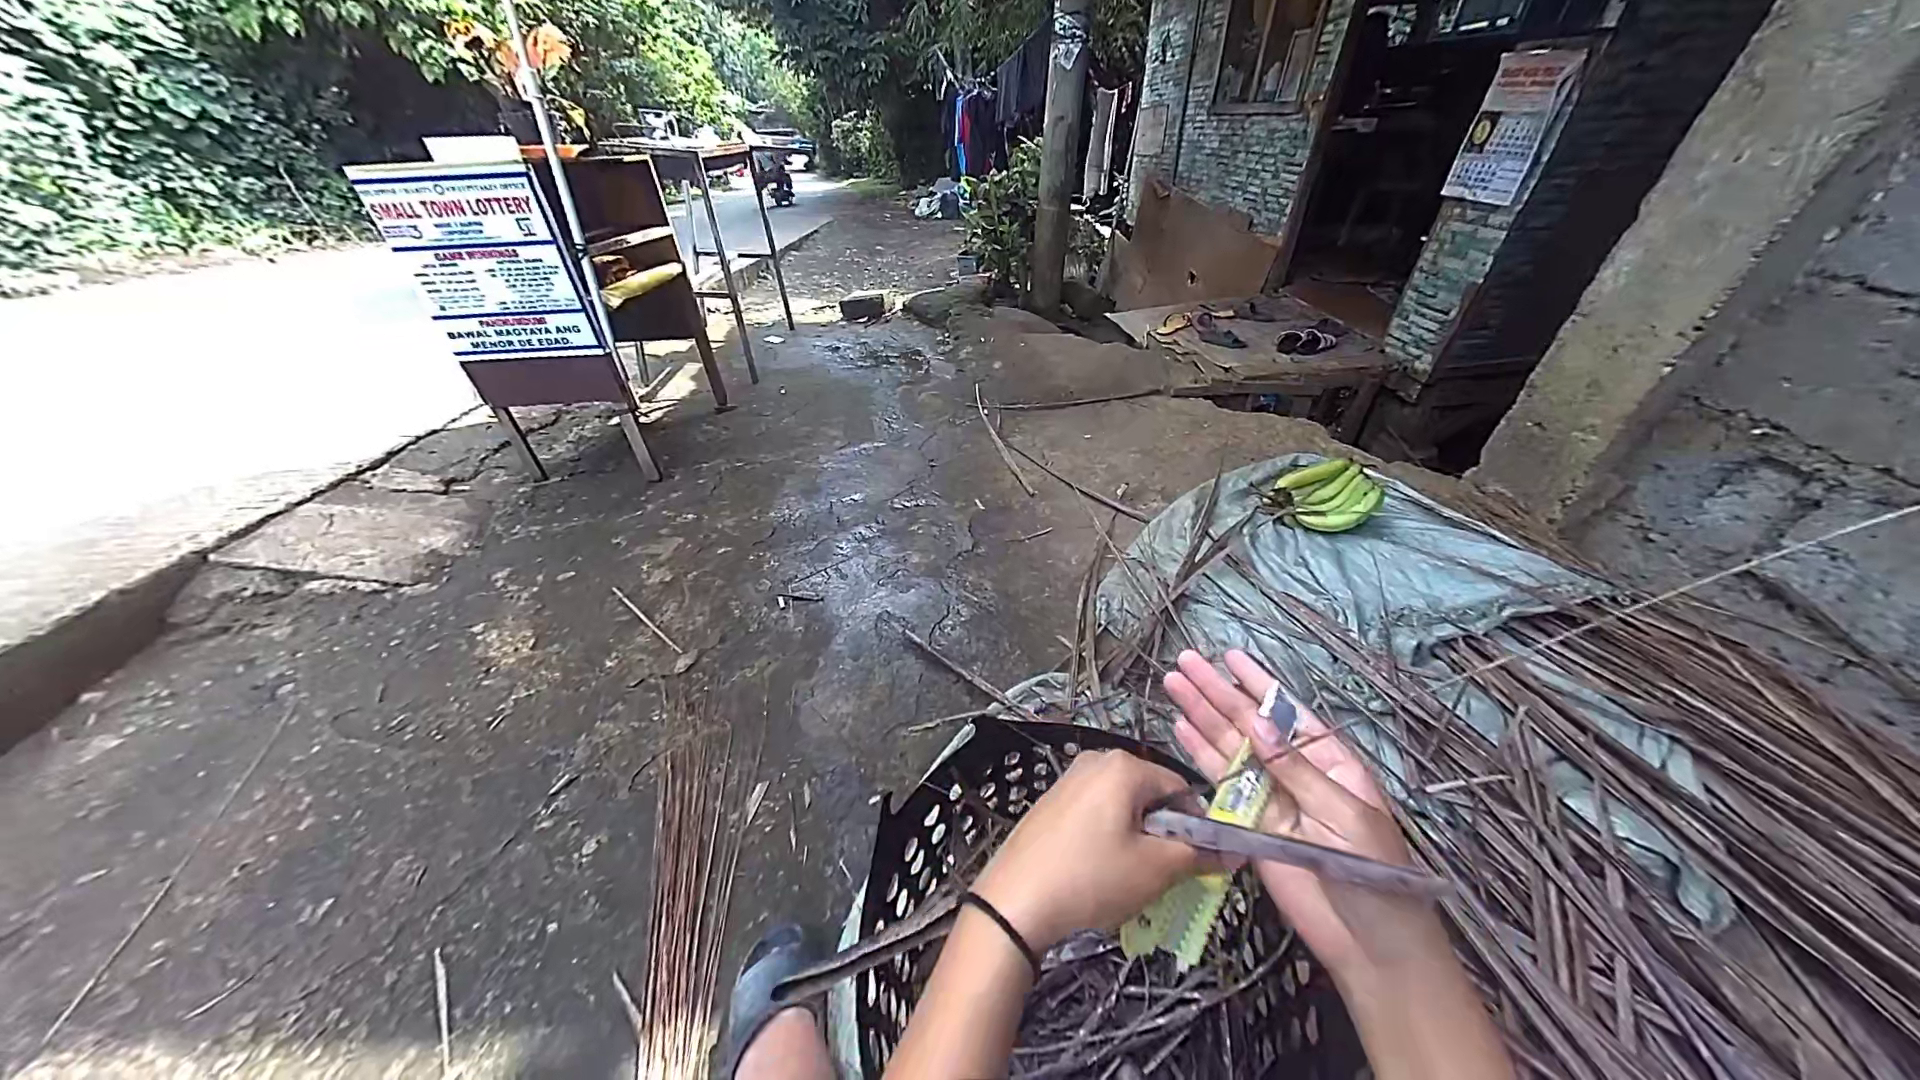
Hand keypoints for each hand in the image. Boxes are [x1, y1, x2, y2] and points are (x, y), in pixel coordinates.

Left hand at [971, 749, 1206, 952]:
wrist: (1016, 898)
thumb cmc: (1091, 876)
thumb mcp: (1155, 869)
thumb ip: (1198, 854)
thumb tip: (1232, 851)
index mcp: (1123, 766)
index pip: (1182, 787)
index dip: (1197, 825)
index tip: (1199, 861)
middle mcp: (1095, 761)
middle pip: (1151, 795)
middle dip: (1163, 833)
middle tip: (1159, 872)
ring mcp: (1070, 778)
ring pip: (1123, 806)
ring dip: (1136, 838)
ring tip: (1125, 876)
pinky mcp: (1053, 800)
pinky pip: (1096, 812)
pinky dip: (1108, 836)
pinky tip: (1097, 870)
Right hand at [1165, 649, 1451, 985]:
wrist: (1369, 945)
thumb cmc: (1376, 874)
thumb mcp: (1344, 814)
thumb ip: (1295, 768)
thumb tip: (1255, 721)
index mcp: (1328, 761)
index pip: (1286, 710)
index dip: (1257, 681)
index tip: (1229, 654)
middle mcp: (1293, 770)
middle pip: (1247, 722)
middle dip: (1216, 691)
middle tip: (1184, 662)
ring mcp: (1267, 795)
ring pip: (1227, 745)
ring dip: (1200, 714)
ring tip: (1173, 684)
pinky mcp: (1246, 821)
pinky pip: (1219, 780)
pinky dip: (1198, 754)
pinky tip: (1180, 728)